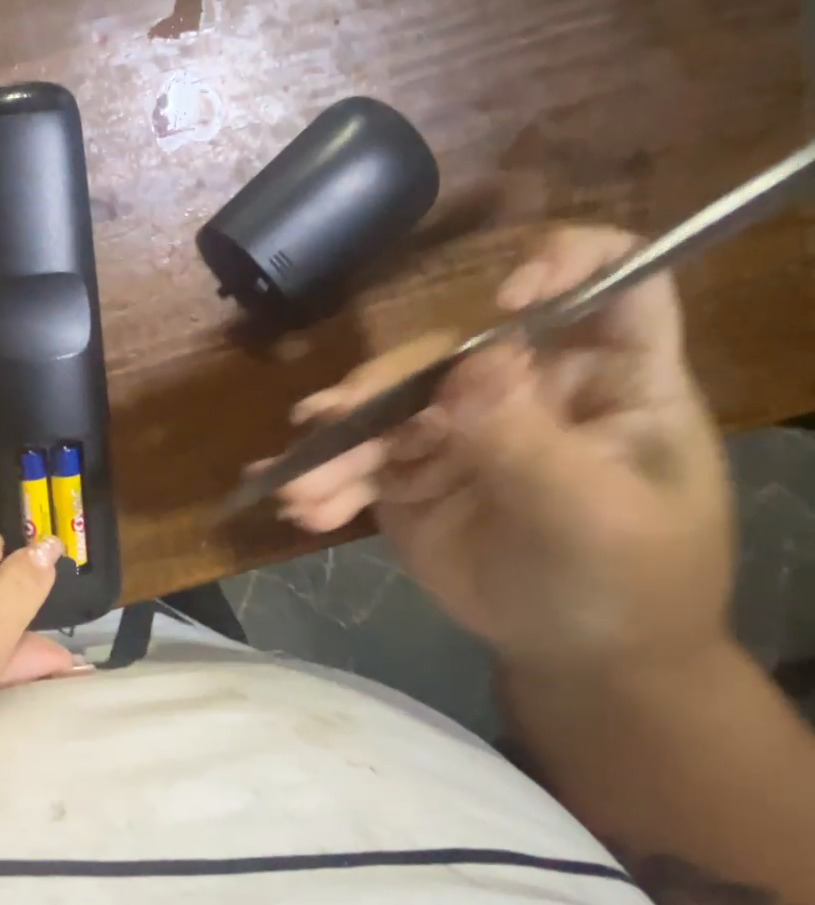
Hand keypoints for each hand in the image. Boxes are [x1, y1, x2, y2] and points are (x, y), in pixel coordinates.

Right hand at [265, 225, 733, 669]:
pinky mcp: (409, 469)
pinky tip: (302, 508)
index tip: (502, 299)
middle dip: (378, 387)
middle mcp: (527, 388)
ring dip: (334, 446)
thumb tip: (470, 363)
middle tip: (329, 422)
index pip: (612, 287)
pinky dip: (325, 482)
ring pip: (383, 407)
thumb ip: (531, 439)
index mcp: (608, 383)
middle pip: (445, 352)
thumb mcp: (593, 516)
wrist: (578, 658)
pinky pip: (356, 460)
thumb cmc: (625, 582)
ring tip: (298, 491)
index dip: (565, 266)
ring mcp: (460, 427)